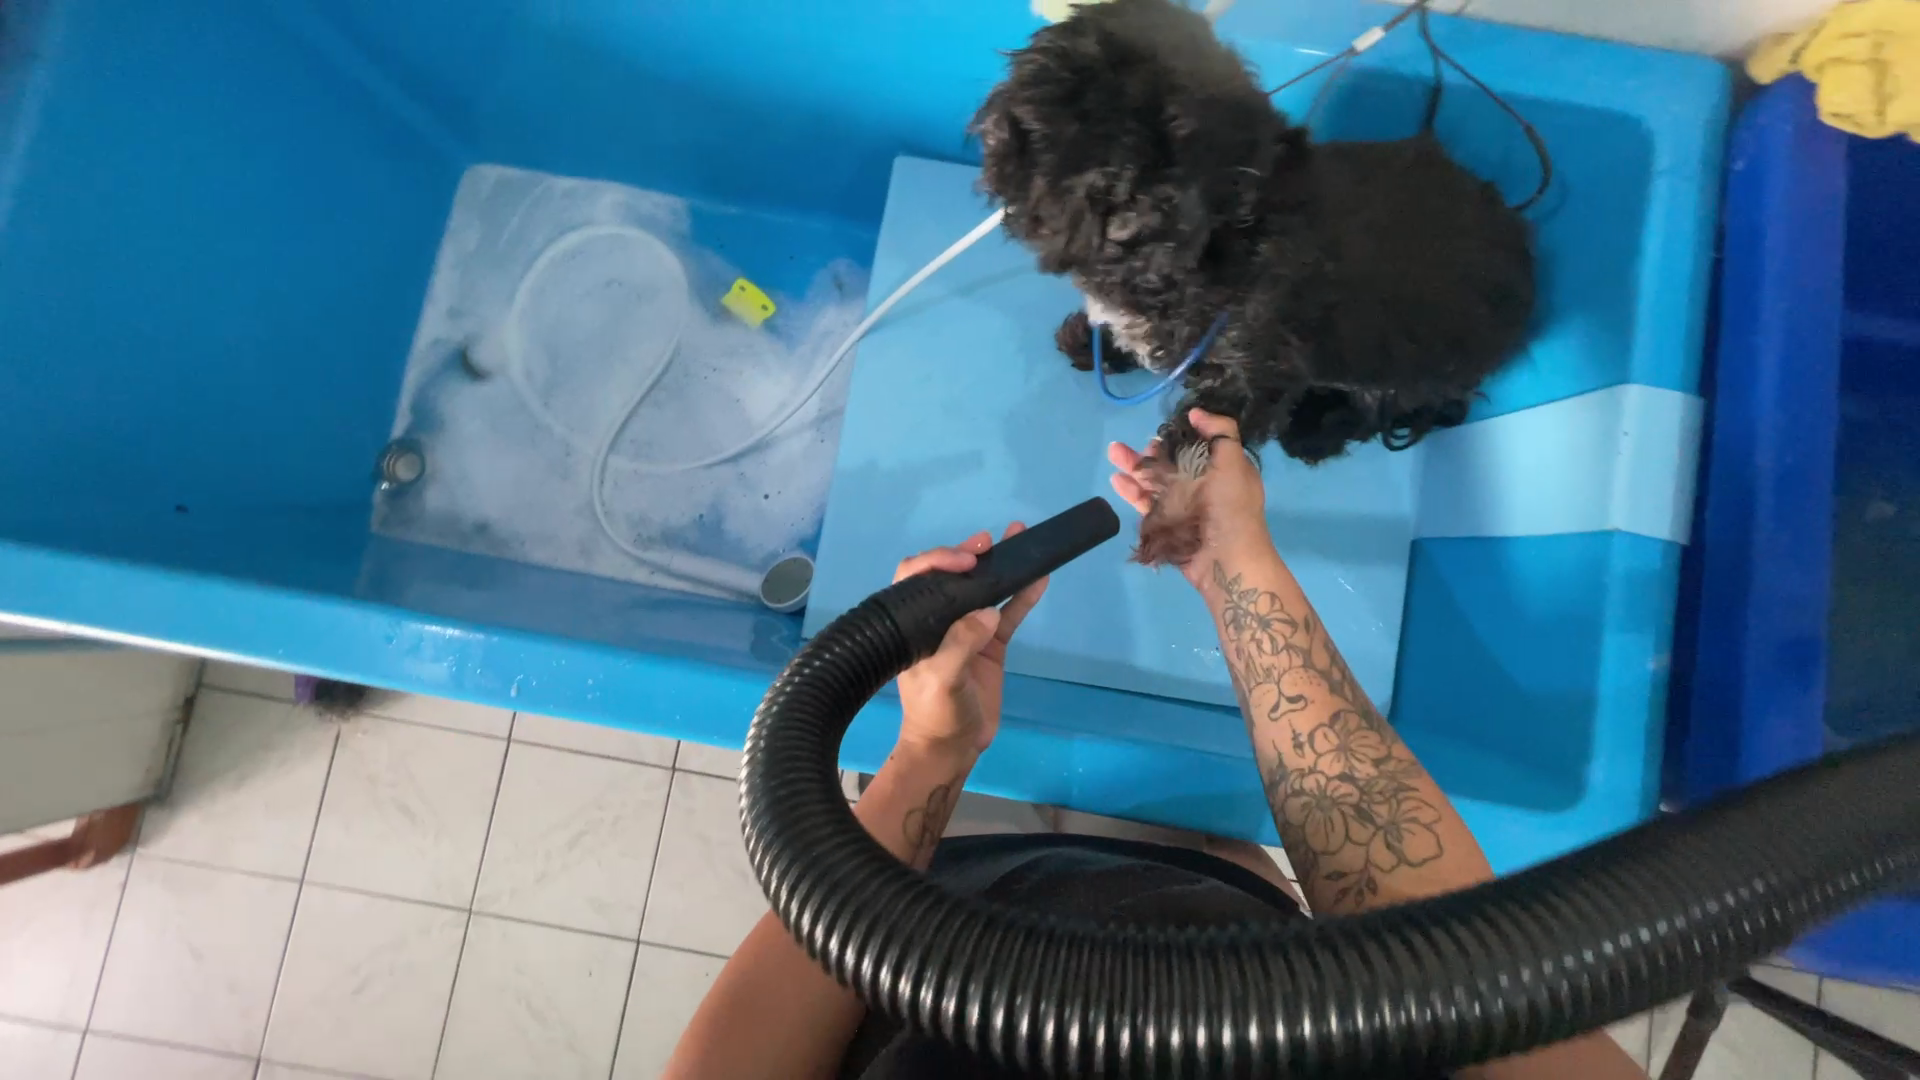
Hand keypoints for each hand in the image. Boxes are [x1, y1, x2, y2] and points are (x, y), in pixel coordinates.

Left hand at [892, 525, 1048, 755]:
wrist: (953, 748)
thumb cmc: (934, 712)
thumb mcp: (941, 680)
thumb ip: (960, 645)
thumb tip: (986, 613)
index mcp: (914, 622)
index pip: (916, 578)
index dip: (936, 561)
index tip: (964, 559)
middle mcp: (938, 619)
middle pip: (951, 576)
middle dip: (968, 553)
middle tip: (988, 540)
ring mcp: (967, 629)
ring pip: (984, 589)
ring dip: (1000, 564)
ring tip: (1019, 535)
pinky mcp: (991, 644)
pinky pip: (1009, 613)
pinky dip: (1023, 595)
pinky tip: (1040, 578)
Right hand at [1108, 408, 1273, 587]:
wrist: (1225, 560)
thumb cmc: (1232, 508)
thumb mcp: (1234, 462)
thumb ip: (1220, 434)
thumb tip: (1196, 413)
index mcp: (1221, 471)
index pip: (1197, 447)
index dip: (1180, 436)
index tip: (1164, 429)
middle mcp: (1202, 487)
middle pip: (1171, 463)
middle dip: (1150, 452)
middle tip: (1131, 443)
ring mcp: (1182, 507)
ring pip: (1155, 482)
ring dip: (1135, 467)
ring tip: (1114, 453)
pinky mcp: (1166, 525)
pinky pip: (1146, 504)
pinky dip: (1132, 491)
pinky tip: (1117, 480)